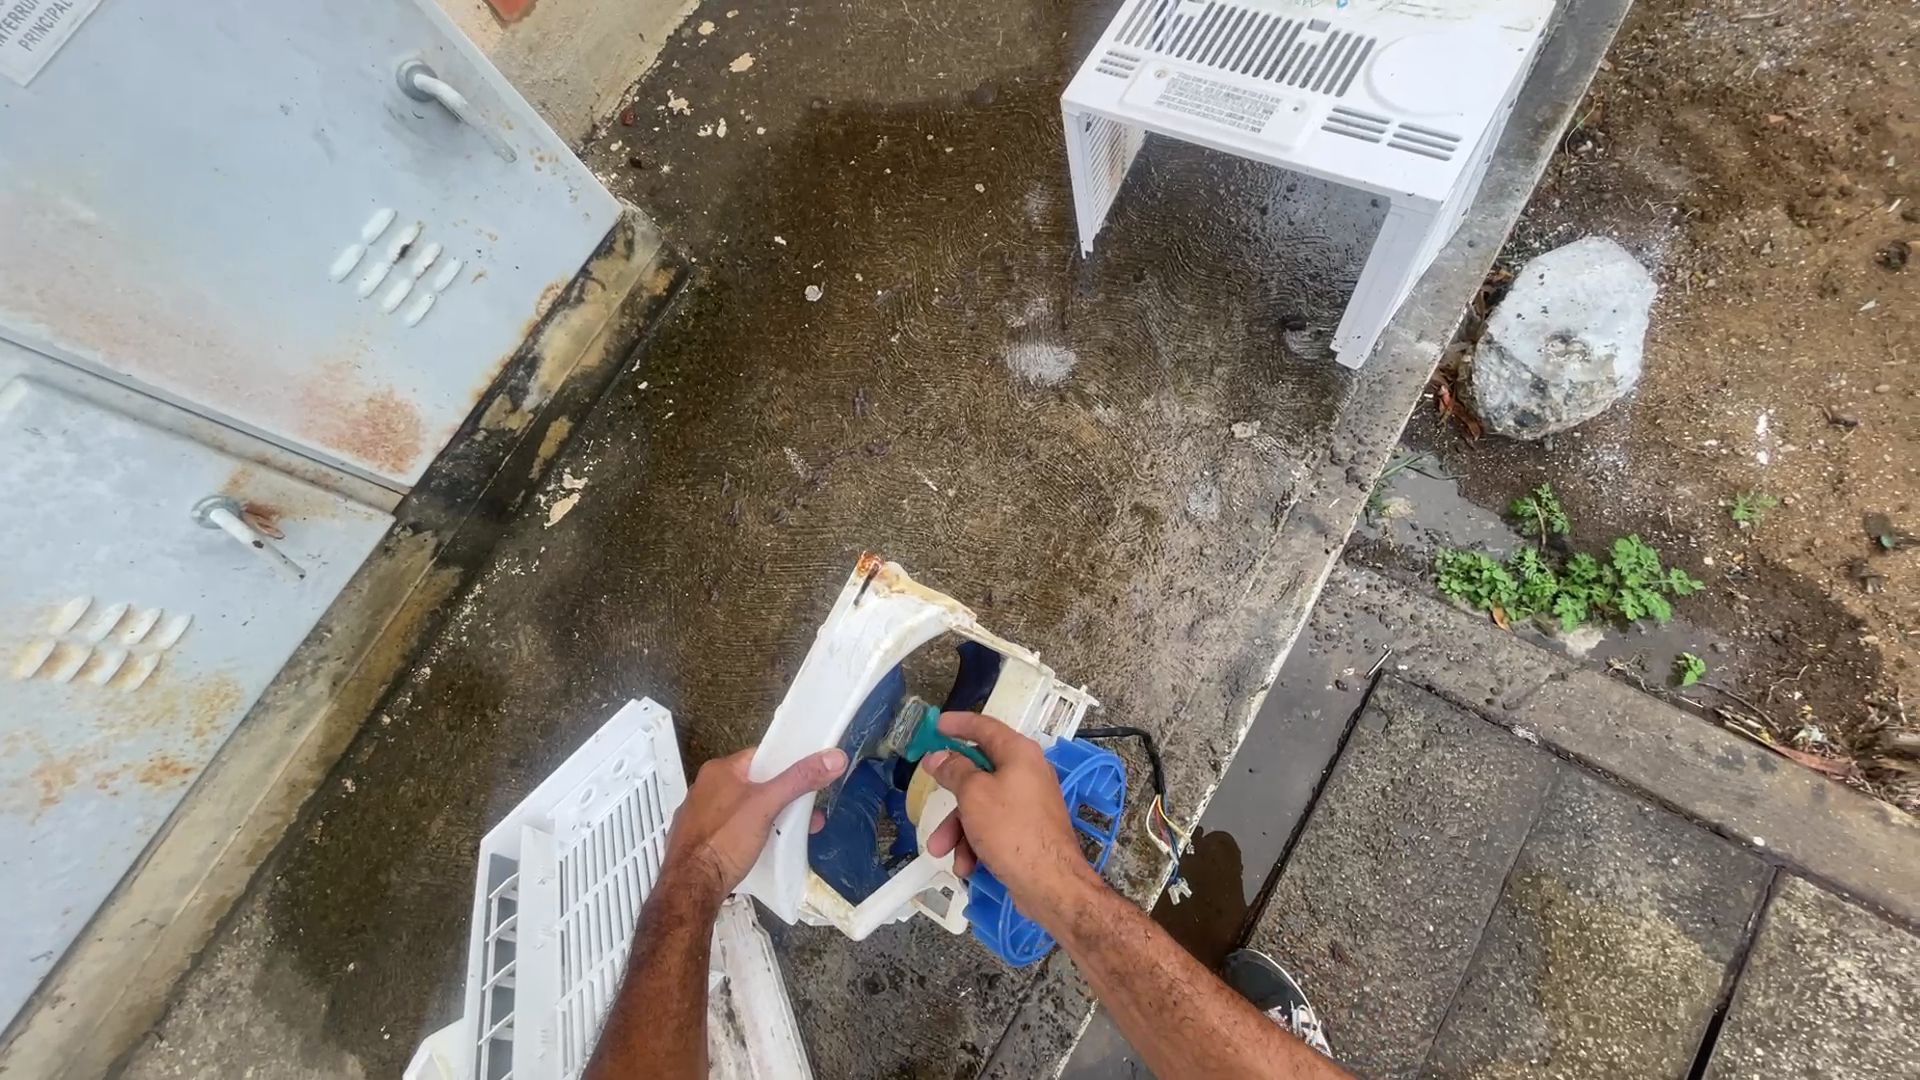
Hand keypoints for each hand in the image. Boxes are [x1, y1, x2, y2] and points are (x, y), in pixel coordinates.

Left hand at [661, 745, 846, 900]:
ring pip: (741, 809)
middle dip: (779, 797)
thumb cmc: (724, 841)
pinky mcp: (695, 842)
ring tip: (786, 833)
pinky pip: (729, 830)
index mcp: (719, 771)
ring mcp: (697, 817)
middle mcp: (704, 788)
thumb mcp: (769, 805)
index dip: (784, 765)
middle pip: (753, 784)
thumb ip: (800, 780)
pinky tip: (758, 849)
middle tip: (801, 810)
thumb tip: (834, 758)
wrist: (689, 890)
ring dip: (765, 818)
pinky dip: (745, 835)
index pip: (760, 757)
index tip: (803, 778)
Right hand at [922, 712, 1098, 923]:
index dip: (959, 723)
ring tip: (942, 850)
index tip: (938, 724)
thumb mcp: (974, 794)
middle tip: (932, 795)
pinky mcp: (1028, 830)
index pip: (985, 727)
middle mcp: (1027, 772)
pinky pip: (995, 827)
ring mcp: (1029, 803)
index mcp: (1019, 753)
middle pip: (980, 771)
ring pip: (983, 804)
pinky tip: (966, 865)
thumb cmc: (1012, 829)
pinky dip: (976, 842)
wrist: (1050, 883)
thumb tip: (939, 757)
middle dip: (952, 794)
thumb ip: (954, 771)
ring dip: (958, 827)